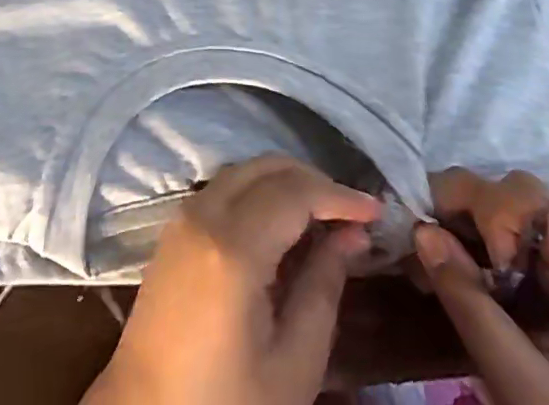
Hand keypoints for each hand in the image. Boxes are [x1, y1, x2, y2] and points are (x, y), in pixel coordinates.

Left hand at [82, 155, 381, 404]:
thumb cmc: (228, 401)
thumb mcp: (293, 360)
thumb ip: (324, 285)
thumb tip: (354, 235)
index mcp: (233, 248)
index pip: (295, 192)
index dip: (339, 194)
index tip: (376, 211)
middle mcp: (202, 216)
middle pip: (266, 168)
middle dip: (314, 180)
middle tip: (351, 212)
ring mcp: (181, 219)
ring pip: (243, 171)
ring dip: (285, 182)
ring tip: (324, 215)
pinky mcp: (172, 230)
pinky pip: (223, 188)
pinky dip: (258, 190)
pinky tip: (282, 222)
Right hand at [413, 169, 548, 404]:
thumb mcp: (523, 386)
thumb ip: (472, 307)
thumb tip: (420, 231)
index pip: (537, 201)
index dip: (489, 211)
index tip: (460, 253)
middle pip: (517, 194)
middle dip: (464, 209)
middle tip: (428, 247)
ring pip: (503, 209)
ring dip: (460, 225)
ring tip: (434, 265)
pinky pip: (503, 238)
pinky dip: (468, 243)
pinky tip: (451, 274)